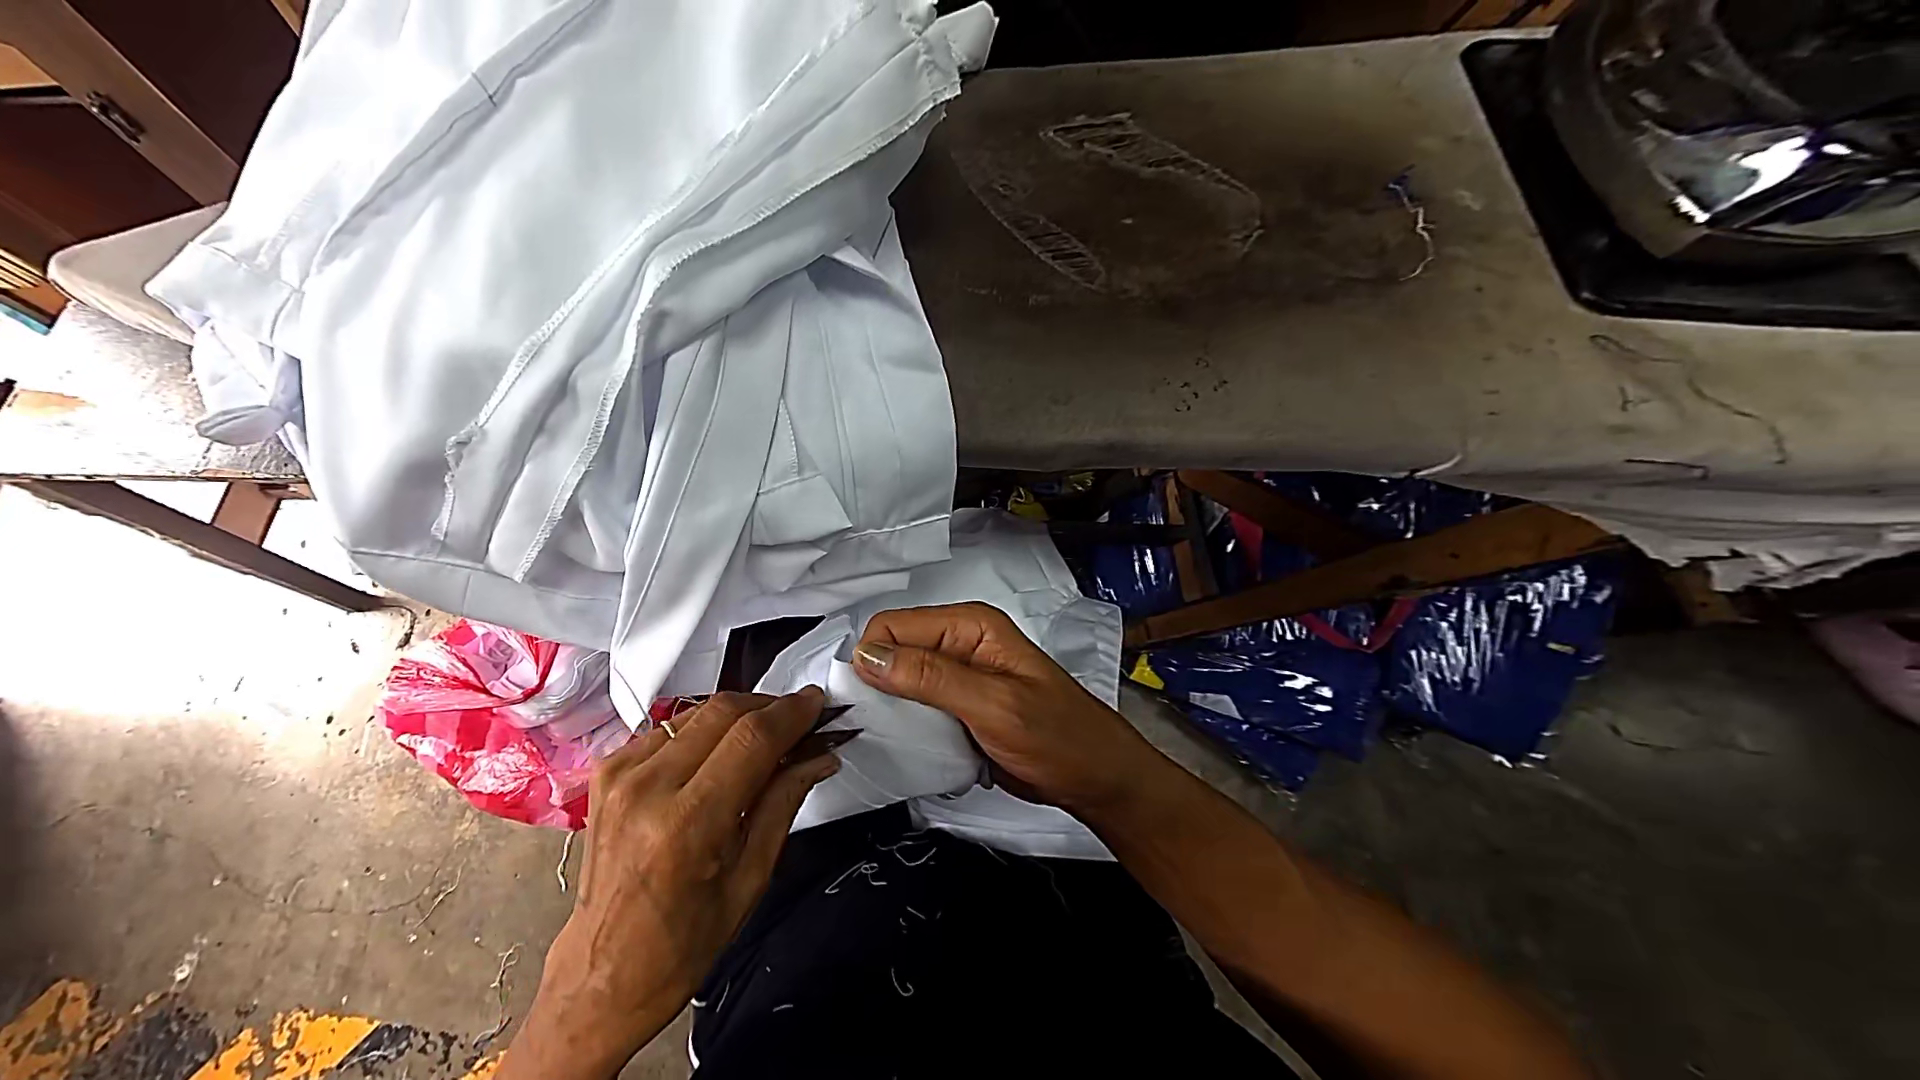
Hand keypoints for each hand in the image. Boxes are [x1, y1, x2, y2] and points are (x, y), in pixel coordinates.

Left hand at [499, 689, 841, 1079]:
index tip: (819, 702)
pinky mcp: (607, 772)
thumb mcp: (752, 877)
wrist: (604, 974)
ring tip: (768, 735)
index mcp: (688, 823)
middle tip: (801, 720)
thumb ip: (785, 801)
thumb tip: (822, 754)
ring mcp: (621, 775)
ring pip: (699, 711)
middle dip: (772, 706)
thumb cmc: (684, 942)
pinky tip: (723, 750)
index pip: (753, 738)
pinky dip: (707, 729)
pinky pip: (672, 727)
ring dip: (742, 714)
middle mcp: (648, 788)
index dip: (793, 712)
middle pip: (725, 711)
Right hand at [851, 602, 1167, 812]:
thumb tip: (870, 656)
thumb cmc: (1060, 737)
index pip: (893, 627)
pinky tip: (909, 744)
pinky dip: (906, 724)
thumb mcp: (994, 705)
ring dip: (890, 708)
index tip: (865, 701)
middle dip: (878, 685)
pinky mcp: (958, 706)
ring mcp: (959, 676)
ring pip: (900, 681)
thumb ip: (931, 678)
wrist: (1094, 776)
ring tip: (892, 737)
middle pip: (892, 651)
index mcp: (970, 626)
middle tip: (875, 725)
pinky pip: (915, 706)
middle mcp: (961, 643)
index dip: (872, 661)